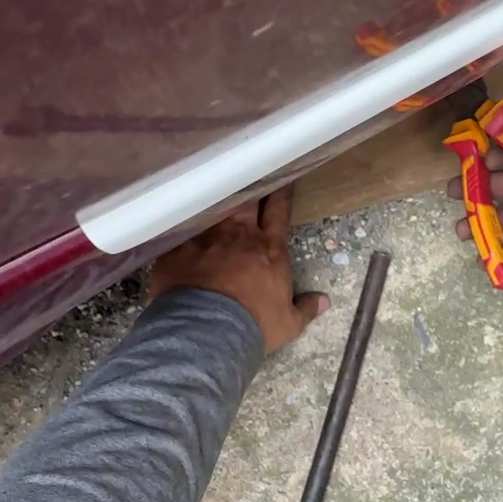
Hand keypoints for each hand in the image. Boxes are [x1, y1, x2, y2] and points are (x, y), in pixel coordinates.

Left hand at [150, 186, 330, 353]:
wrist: (206, 329)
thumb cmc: (253, 325)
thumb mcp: (288, 323)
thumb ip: (306, 308)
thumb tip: (326, 301)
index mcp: (269, 249)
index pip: (279, 212)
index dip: (282, 193)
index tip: (283, 177)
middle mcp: (239, 234)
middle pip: (247, 200)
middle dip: (249, 186)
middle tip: (247, 173)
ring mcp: (206, 237)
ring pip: (214, 206)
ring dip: (216, 199)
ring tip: (212, 186)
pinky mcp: (178, 247)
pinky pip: (181, 226)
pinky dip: (183, 222)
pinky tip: (176, 216)